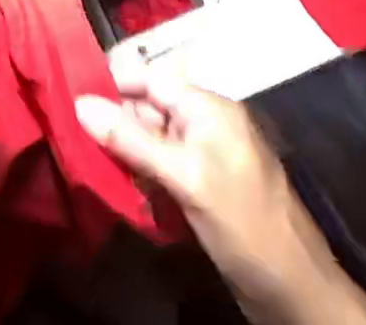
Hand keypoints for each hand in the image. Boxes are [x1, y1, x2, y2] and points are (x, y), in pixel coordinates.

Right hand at [75, 58, 365, 324]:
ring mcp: (206, 155)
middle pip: (150, 108)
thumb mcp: (183, 176)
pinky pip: (164, 167)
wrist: (294, 287)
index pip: (153, 78)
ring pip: (154, 140)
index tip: (71, 92)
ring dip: (125, 152)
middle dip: (116, 121)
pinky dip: (142, 175)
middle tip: (74, 137)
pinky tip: (124, 190)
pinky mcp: (204, 185)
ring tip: (90, 164)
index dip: (114, 82)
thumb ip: (132, 139)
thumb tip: (80, 103)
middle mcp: (206, 123)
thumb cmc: (241, 220)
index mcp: (208, 107)